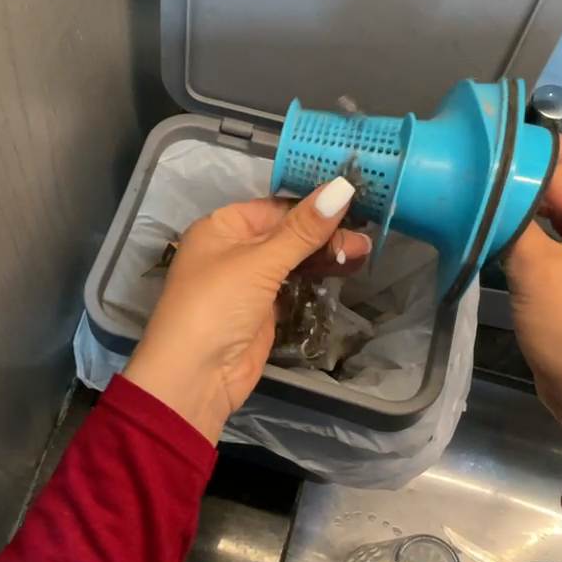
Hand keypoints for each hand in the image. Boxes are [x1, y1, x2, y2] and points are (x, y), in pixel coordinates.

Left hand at [123, 177, 370, 443]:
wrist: (196, 376)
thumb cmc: (218, 305)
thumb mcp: (260, 262)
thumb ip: (303, 229)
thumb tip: (342, 186)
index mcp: (221, 228)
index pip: (274, 208)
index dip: (311, 205)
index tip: (354, 201)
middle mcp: (232, 251)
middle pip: (286, 234)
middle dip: (324, 234)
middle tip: (365, 238)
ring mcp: (248, 283)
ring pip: (292, 261)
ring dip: (325, 257)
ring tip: (364, 253)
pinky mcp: (262, 312)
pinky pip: (293, 287)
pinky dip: (316, 279)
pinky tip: (345, 271)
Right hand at [506, 137, 561, 395]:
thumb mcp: (536, 270)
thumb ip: (513, 221)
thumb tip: (488, 190)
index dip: (522, 163)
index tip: (477, 156)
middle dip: (541, 163)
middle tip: (492, 164)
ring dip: (539, 191)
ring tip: (493, 188)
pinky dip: (541, 217)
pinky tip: (508, 220)